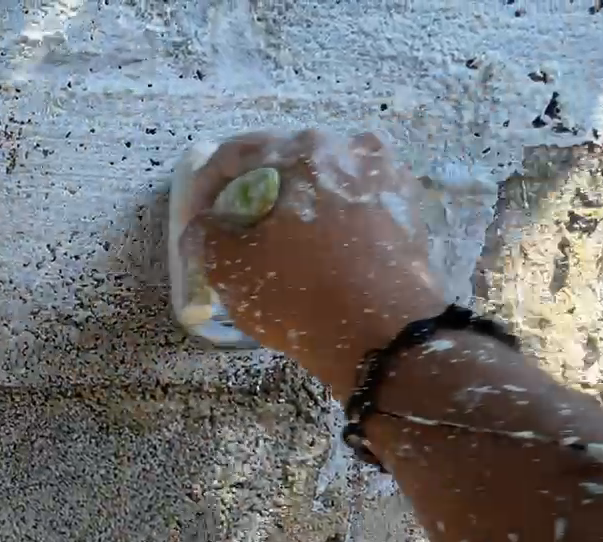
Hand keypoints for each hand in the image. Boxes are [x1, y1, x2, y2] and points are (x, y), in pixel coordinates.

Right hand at [182, 130, 445, 394]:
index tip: (195, 220)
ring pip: (323, 180)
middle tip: (235, 229)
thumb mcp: (229, 268)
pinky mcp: (407, 208)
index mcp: (302, 152)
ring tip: (278, 241)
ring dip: (294, 203)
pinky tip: (317, 251)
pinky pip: (354, 201)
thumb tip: (202, 224)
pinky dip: (329, 219)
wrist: (381, 332)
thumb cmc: (297, 294)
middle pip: (284, 161)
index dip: (205, 186)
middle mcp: (350, 147)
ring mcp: (386, 174)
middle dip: (252, 192)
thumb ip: (205, 235)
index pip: (237, 153)